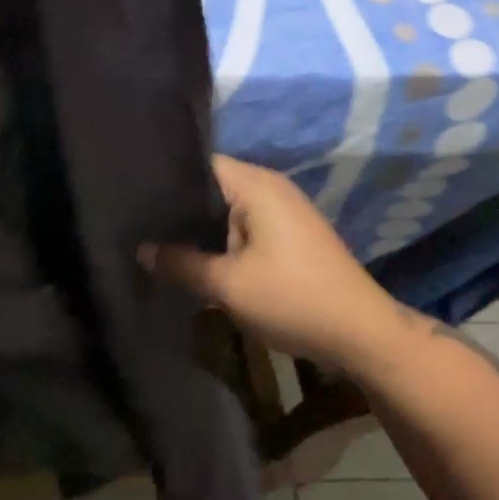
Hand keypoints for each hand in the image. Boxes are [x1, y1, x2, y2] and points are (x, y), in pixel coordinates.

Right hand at [143, 156, 405, 365]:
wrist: (363, 335)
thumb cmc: (292, 298)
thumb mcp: (228, 286)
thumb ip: (181, 264)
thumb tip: (140, 250)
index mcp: (256, 184)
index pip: (200, 164)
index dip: (167, 179)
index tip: (135, 196)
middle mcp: (272, 187)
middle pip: (214, 186)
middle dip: (181, 207)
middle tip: (140, 223)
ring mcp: (286, 211)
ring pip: (230, 209)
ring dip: (203, 228)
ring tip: (161, 242)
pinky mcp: (293, 236)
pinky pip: (248, 226)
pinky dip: (225, 239)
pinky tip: (201, 260)